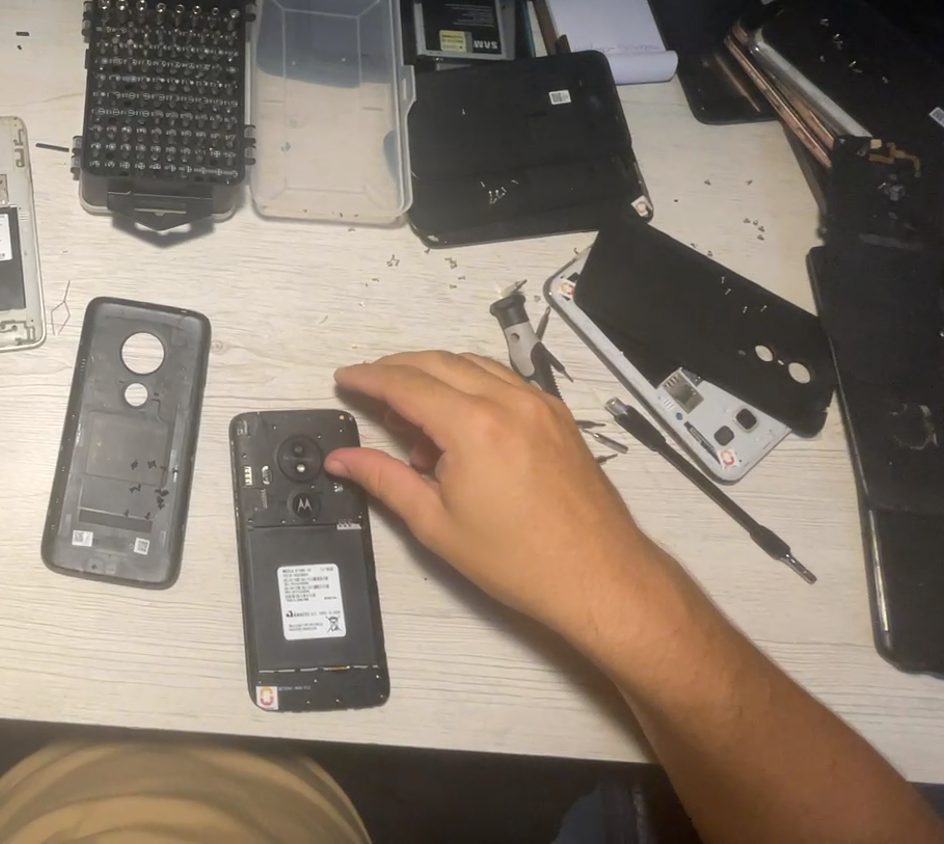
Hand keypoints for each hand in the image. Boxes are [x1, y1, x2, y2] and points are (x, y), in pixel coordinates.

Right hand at [327, 351, 665, 641]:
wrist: (603, 580)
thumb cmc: (517, 560)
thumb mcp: (435, 523)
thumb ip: (382, 479)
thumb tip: (339, 459)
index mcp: (474, 427)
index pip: (405, 384)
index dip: (368, 378)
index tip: (343, 378)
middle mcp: (508, 402)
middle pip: (436, 363)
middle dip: (394, 369)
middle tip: (367, 390)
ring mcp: (538, 404)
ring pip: (470, 364)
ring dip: (431, 375)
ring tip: (409, 416)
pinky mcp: (556, 415)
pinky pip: (500, 379)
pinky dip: (467, 384)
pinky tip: (455, 421)